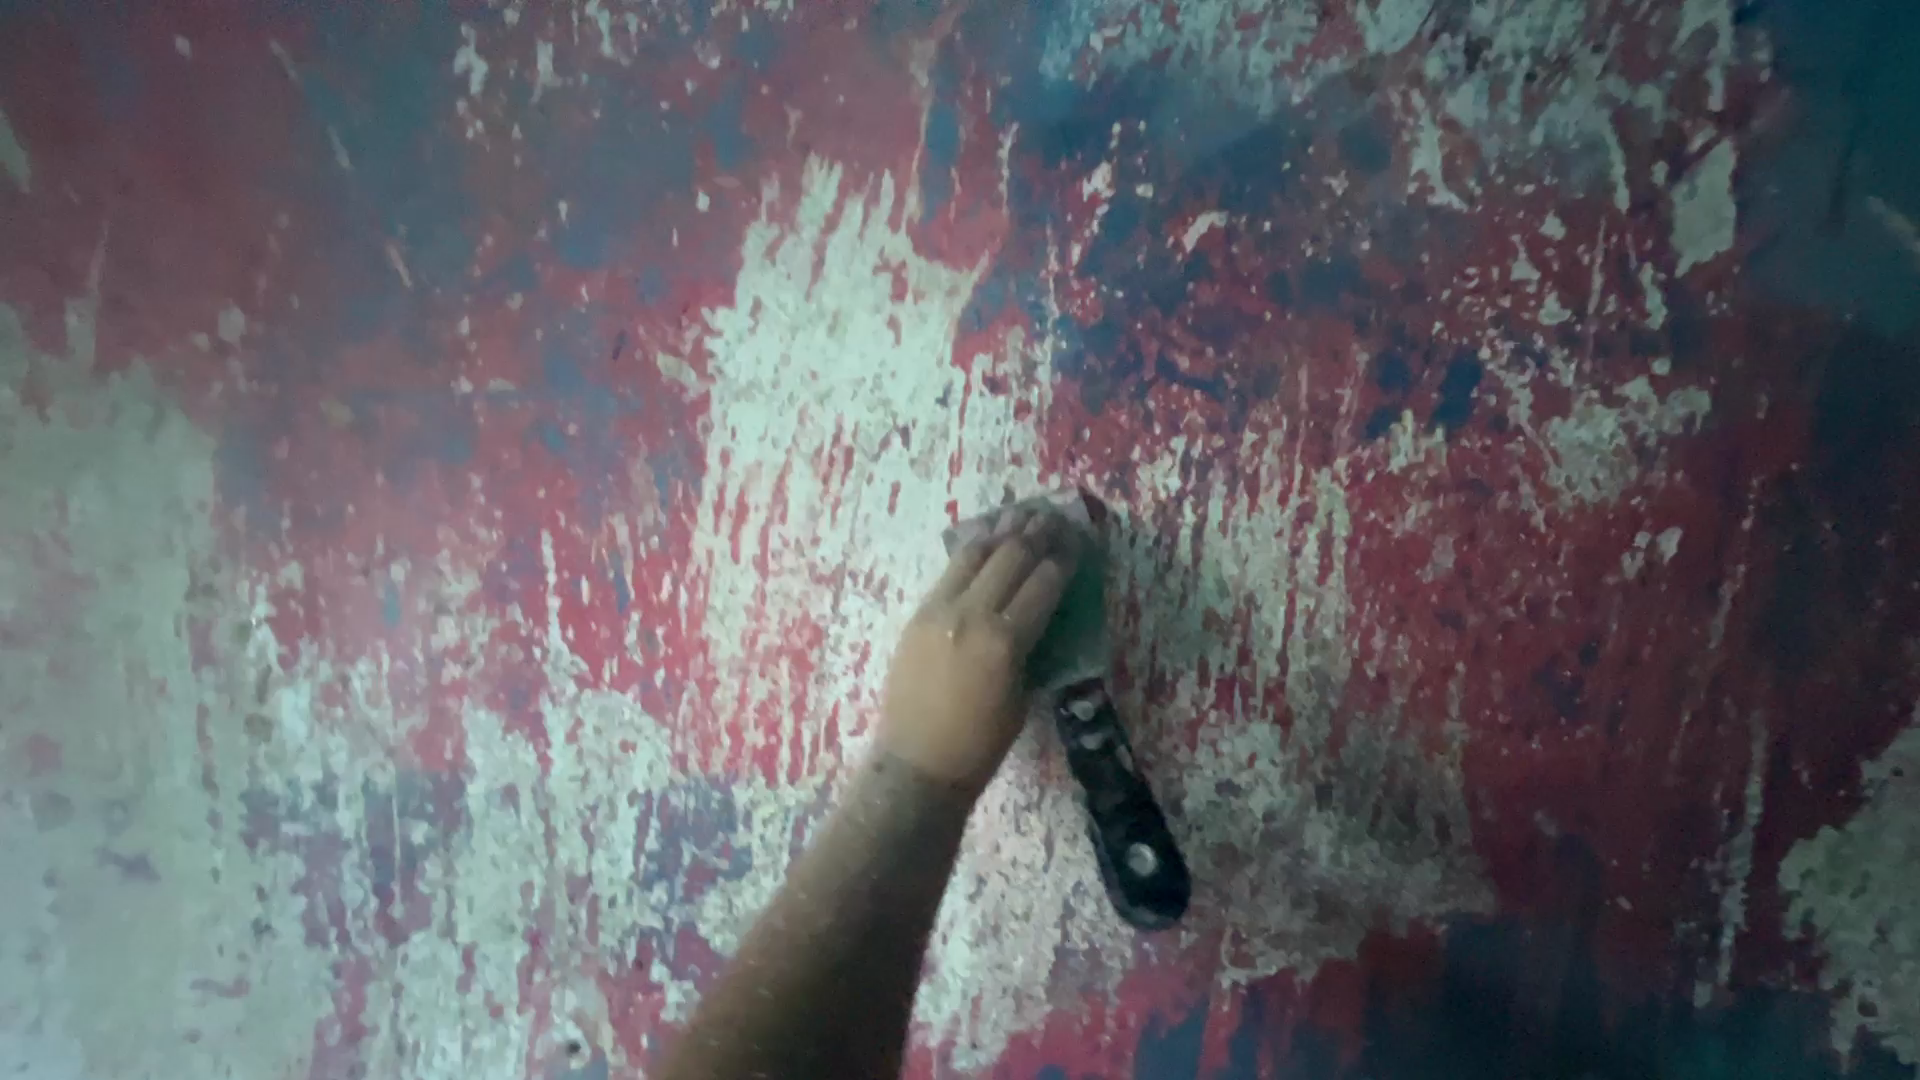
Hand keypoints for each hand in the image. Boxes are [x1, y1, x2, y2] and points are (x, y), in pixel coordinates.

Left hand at [876, 504, 1082, 792]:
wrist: (917, 762)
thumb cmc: (980, 743)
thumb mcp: (1022, 696)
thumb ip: (1033, 646)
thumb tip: (1044, 609)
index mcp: (1005, 643)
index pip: (1042, 584)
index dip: (1063, 558)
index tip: (1076, 540)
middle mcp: (971, 616)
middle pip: (1009, 558)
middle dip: (1036, 534)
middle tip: (1052, 517)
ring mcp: (939, 611)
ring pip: (974, 555)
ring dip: (1001, 532)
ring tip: (1020, 513)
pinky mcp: (918, 614)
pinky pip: (948, 572)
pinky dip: (971, 552)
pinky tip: (985, 539)